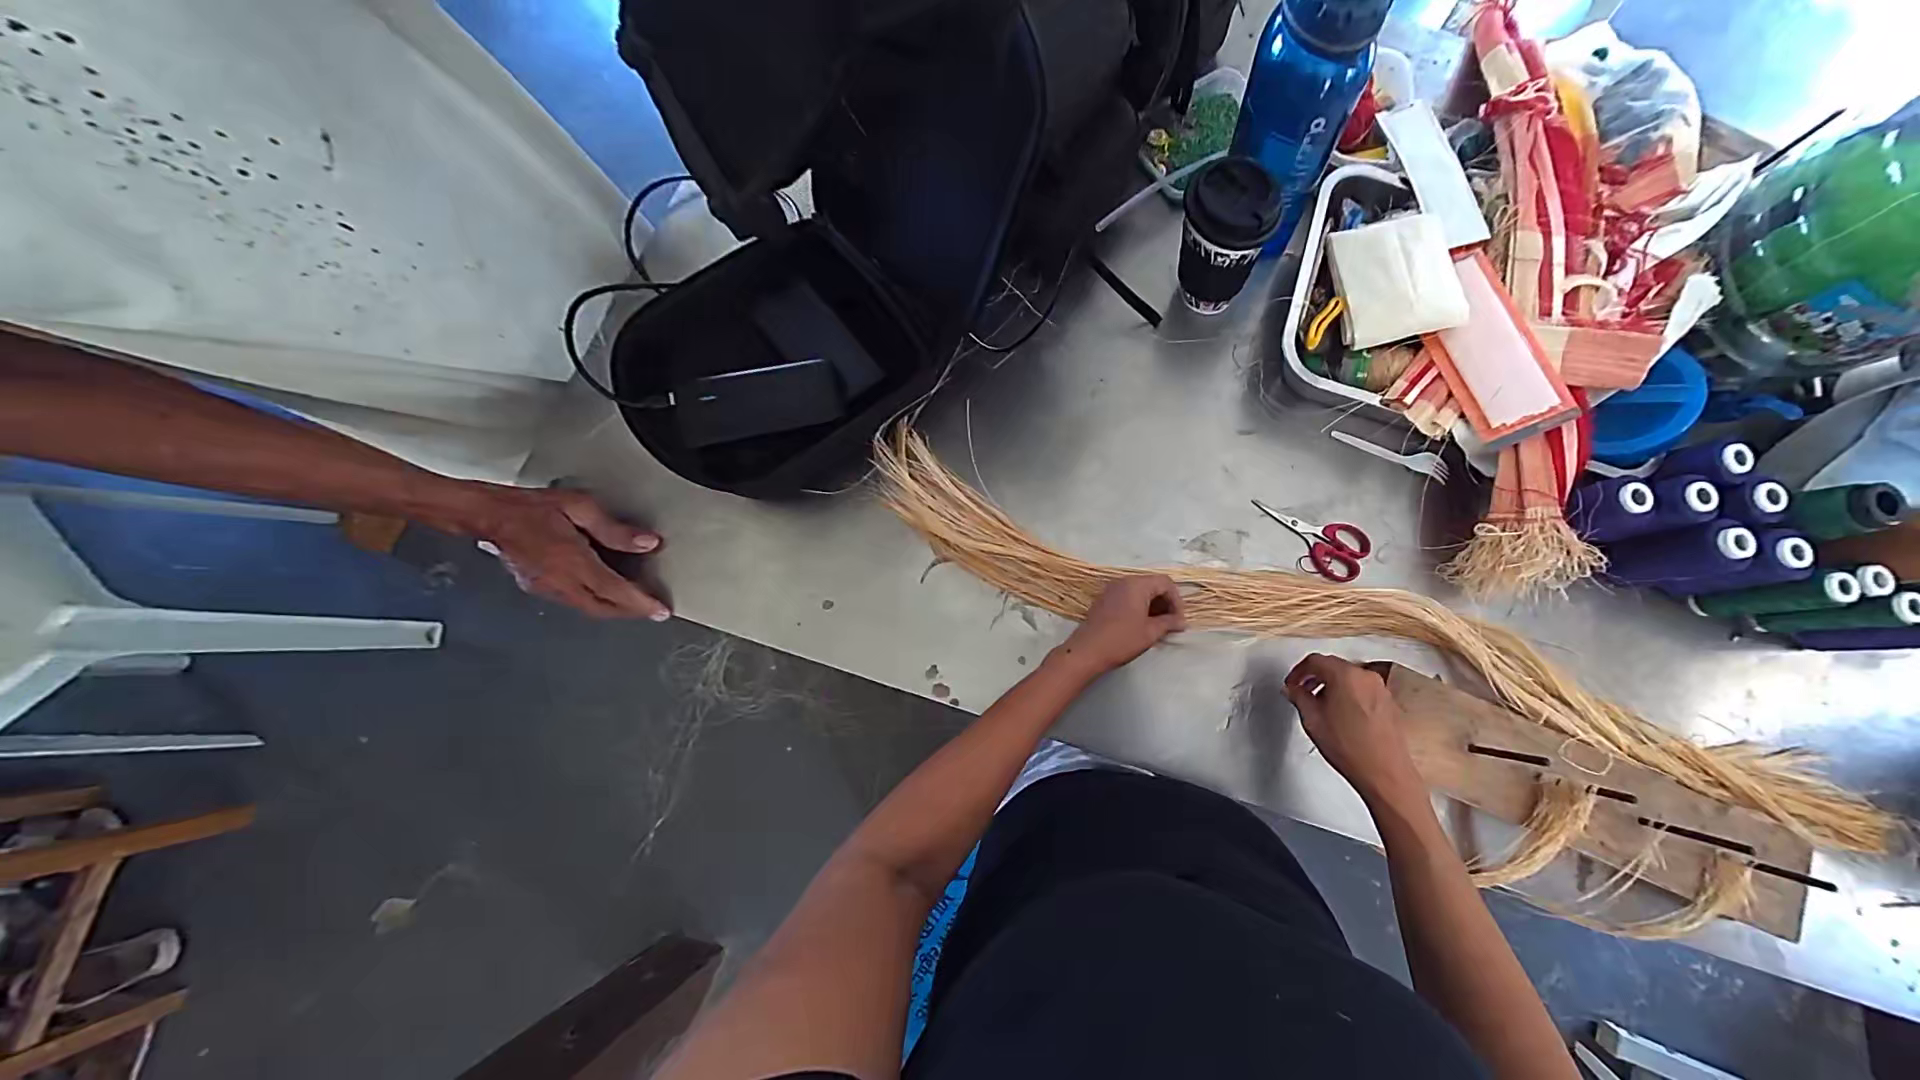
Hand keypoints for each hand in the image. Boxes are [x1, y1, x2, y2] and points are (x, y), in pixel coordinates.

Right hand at [458, 485, 670, 620]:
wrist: (487, 514)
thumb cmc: (529, 507)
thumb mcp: (579, 507)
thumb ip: (614, 529)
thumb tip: (647, 543)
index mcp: (571, 561)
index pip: (614, 591)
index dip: (641, 603)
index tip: (660, 611)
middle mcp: (559, 581)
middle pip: (604, 608)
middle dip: (632, 612)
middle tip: (654, 610)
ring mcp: (546, 588)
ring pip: (589, 609)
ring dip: (615, 610)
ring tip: (637, 603)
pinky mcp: (538, 588)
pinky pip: (575, 602)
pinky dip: (596, 602)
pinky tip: (607, 594)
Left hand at [1052, 575, 1185, 677]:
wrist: (1087, 651)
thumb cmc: (1122, 640)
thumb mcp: (1150, 632)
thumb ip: (1169, 622)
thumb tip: (1181, 622)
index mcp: (1136, 584)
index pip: (1165, 583)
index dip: (1177, 600)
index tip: (1179, 620)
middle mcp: (1123, 582)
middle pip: (1152, 584)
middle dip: (1165, 602)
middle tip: (1171, 623)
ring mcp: (1111, 590)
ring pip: (1139, 591)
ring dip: (1152, 605)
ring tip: (1158, 626)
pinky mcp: (1103, 600)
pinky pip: (1127, 597)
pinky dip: (1138, 607)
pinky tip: (1142, 625)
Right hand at [1284, 654, 1422, 809]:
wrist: (1385, 773)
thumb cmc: (1352, 748)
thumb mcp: (1312, 719)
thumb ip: (1298, 697)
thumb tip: (1293, 689)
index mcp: (1345, 675)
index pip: (1315, 661)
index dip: (1298, 671)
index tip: (1291, 682)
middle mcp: (1366, 677)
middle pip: (1333, 666)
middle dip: (1314, 676)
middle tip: (1301, 689)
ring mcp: (1381, 690)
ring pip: (1349, 677)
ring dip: (1331, 685)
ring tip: (1319, 703)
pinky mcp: (1389, 703)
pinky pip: (1362, 689)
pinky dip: (1348, 693)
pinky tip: (1339, 712)